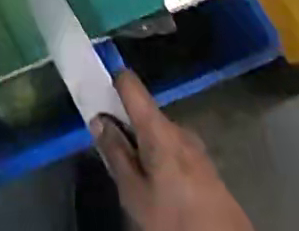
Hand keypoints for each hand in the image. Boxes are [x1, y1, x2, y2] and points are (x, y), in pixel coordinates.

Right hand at [92, 71, 253, 230]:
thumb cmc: (175, 218)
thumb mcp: (134, 193)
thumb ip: (115, 153)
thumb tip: (99, 119)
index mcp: (158, 128)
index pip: (130, 83)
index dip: (110, 81)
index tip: (94, 91)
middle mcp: (178, 127)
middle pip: (143, 111)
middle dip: (124, 124)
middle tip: (109, 150)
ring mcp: (194, 145)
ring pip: (157, 132)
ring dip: (141, 143)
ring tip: (132, 173)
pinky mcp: (204, 164)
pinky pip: (172, 147)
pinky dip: (158, 155)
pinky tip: (157, 184)